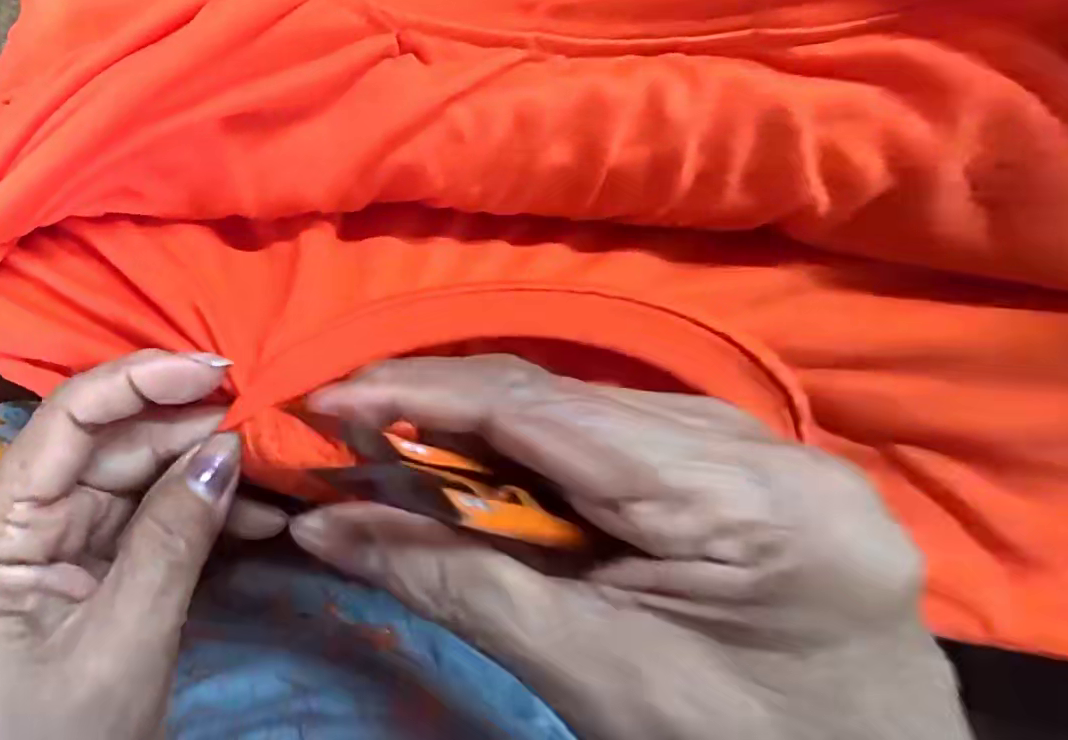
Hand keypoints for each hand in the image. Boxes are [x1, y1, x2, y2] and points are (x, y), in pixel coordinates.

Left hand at [0, 351, 285, 739]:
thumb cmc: (70, 735)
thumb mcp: (124, 642)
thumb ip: (173, 540)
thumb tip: (224, 450)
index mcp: (4, 518)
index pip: (70, 415)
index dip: (140, 379)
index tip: (212, 370)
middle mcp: (33, 502)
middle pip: (117, 434)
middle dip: (190, 424)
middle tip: (260, 415)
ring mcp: (72, 519)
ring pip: (147, 460)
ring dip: (209, 462)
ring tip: (271, 462)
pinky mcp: (106, 538)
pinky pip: (161, 499)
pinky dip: (209, 502)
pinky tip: (259, 511)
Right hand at [289, 355, 970, 739]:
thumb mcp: (581, 673)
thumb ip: (443, 581)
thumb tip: (319, 526)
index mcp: (743, 502)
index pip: (541, 412)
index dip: (419, 394)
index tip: (326, 400)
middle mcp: (747, 438)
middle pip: (547, 395)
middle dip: (431, 404)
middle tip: (343, 425)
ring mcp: (738, 432)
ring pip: (560, 399)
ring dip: (465, 419)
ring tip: (390, 442)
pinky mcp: (715, 444)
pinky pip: (586, 419)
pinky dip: (513, 437)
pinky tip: (473, 461)